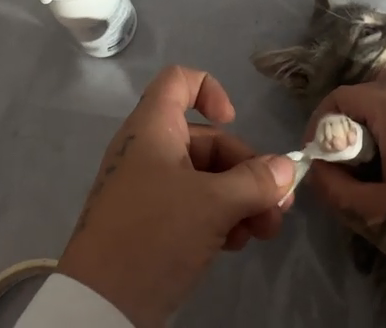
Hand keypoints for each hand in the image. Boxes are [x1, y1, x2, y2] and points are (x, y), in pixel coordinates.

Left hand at [58, 66, 296, 325]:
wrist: (100, 306)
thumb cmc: (154, 234)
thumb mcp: (212, 205)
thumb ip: (254, 183)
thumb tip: (286, 169)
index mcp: (153, 127)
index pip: (179, 81)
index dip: (210, 90)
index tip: (234, 120)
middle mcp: (149, 150)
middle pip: (206, 140)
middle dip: (246, 169)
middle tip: (278, 206)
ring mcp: (149, 188)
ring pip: (205, 178)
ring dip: (241, 198)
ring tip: (265, 231)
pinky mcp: (151, 224)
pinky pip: (193, 206)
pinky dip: (220, 218)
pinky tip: (238, 243)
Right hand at [306, 67, 385, 327]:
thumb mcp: (375, 216)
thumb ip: (335, 187)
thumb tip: (317, 168)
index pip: (344, 96)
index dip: (321, 122)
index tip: (316, 155)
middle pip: (372, 85)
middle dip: (349, 114)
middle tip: (342, 156)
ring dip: (378, 107)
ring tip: (371, 149)